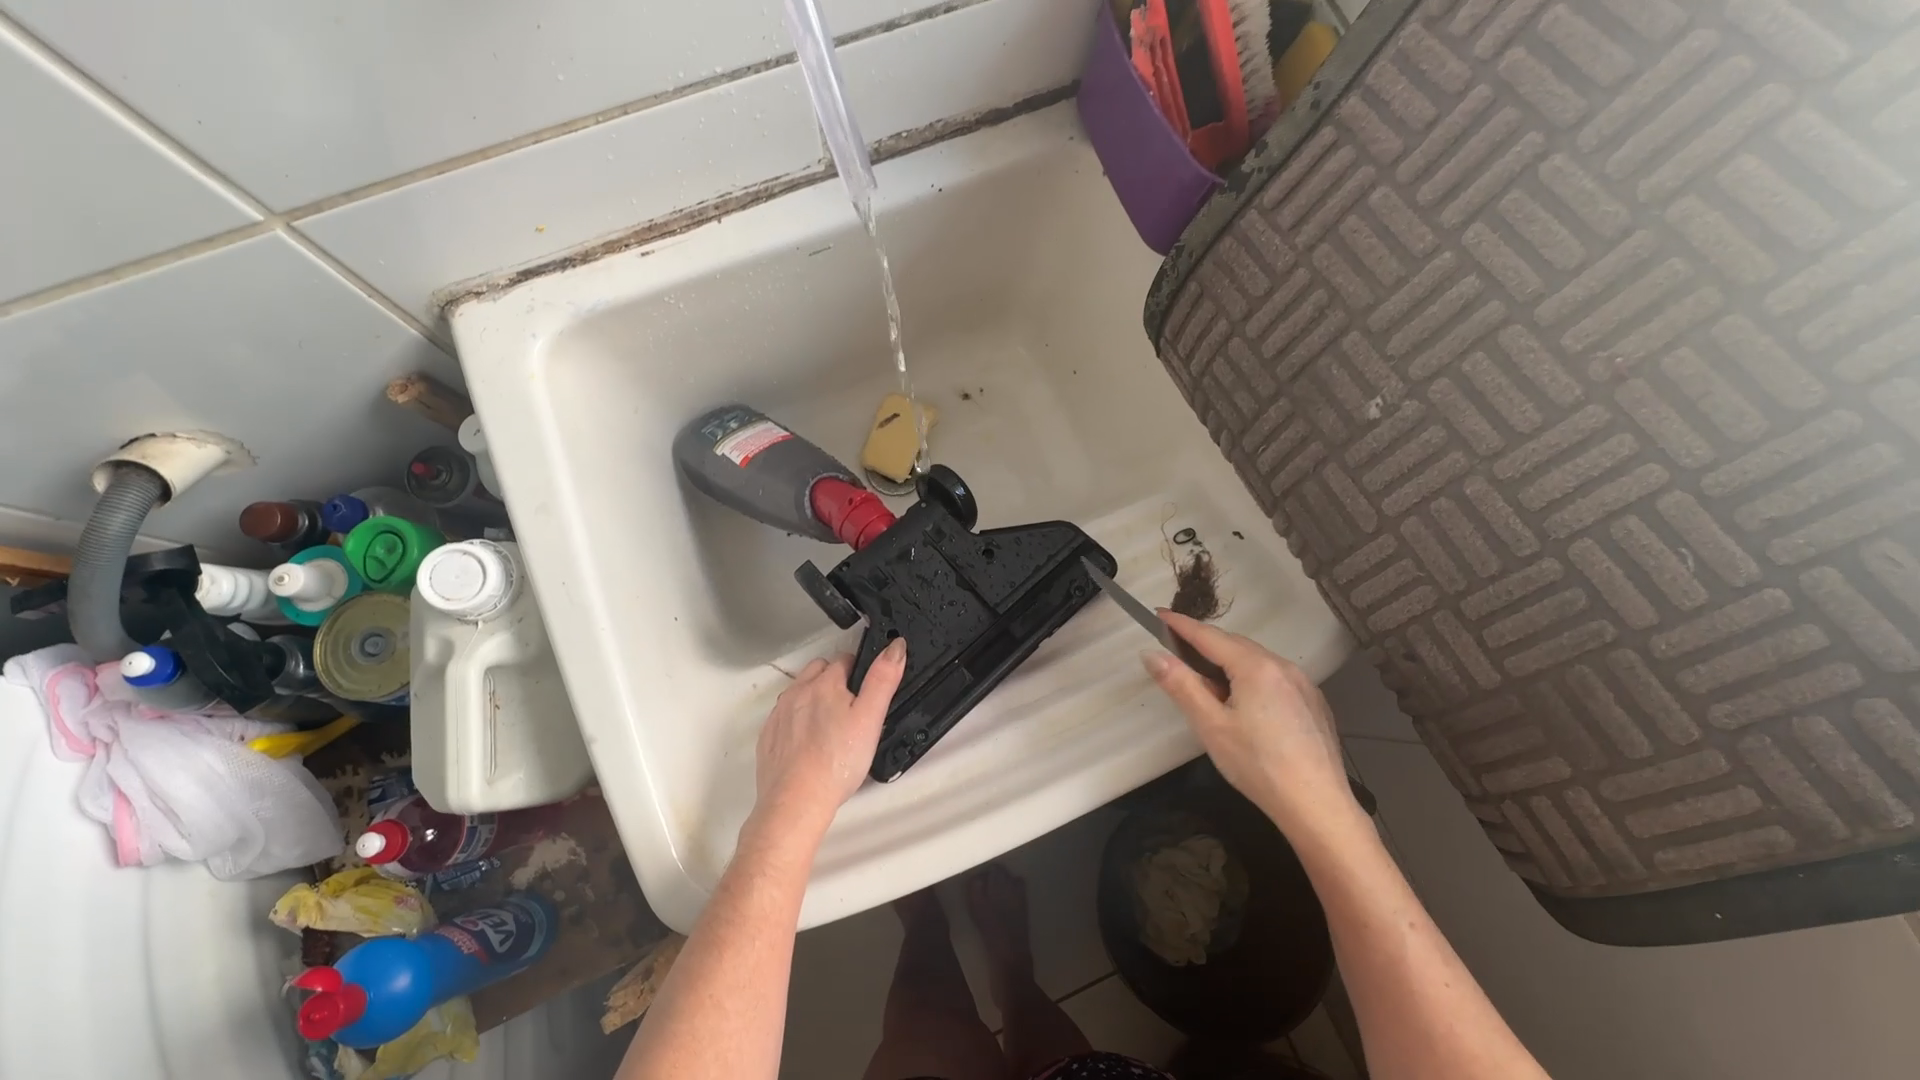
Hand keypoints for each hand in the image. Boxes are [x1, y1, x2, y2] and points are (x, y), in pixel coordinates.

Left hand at [753, 639, 906, 830]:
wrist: (797, 801)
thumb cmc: (835, 764)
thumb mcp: (871, 718)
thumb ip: (883, 679)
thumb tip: (894, 647)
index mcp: (824, 684)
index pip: (844, 660)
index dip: (858, 670)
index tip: (866, 686)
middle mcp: (797, 693)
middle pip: (818, 671)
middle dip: (834, 680)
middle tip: (851, 707)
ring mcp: (780, 715)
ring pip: (799, 692)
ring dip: (813, 698)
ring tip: (831, 726)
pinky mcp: (769, 737)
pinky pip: (784, 717)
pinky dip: (796, 722)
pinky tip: (810, 743)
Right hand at [1142, 612, 1356, 836]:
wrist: (1317, 805)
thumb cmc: (1258, 765)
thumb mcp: (1210, 726)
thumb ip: (1181, 685)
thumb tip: (1152, 653)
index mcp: (1255, 667)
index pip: (1209, 636)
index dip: (1181, 624)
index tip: (1158, 613)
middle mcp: (1283, 666)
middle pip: (1235, 645)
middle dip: (1205, 644)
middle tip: (1176, 651)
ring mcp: (1303, 684)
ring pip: (1257, 661)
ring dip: (1229, 662)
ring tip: (1207, 682)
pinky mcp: (1313, 703)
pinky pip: (1275, 678)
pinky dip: (1252, 678)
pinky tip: (1245, 704)